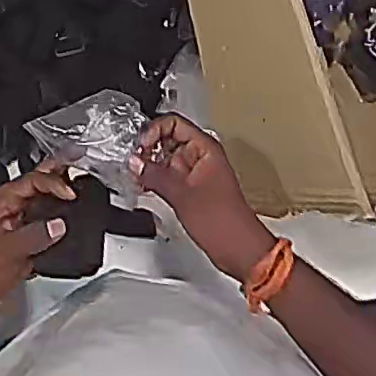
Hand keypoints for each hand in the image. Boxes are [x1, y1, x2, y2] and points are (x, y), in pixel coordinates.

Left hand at [0, 161, 73, 318]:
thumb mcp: (9, 249)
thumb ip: (34, 235)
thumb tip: (58, 224)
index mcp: (5, 199)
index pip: (34, 181)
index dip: (54, 184)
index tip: (70, 193)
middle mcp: (15, 204)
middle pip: (41, 179)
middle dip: (60, 168)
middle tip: (80, 156)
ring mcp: (24, 218)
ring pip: (48, 196)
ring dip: (64, 188)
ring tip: (83, 178)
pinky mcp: (32, 235)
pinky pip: (52, 217)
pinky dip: (64, 211)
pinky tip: (76, 211)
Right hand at [131, 114, 276, 279]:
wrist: (241, 253)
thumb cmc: (225, 223)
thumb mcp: (182, 195)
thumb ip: (153, 174)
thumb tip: (134, 161)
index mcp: (205, 148)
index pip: (173, 122)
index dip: (153, 130)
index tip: (141, 146)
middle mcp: (200, 156)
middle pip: (167, 138)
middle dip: (148, 147)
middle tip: (134, 159)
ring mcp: (195, 172)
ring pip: (165, 157)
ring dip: (149, 163)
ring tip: (135, 173)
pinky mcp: (191, 188)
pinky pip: (167, 174)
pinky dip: (154, 177)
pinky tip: (143, 184)